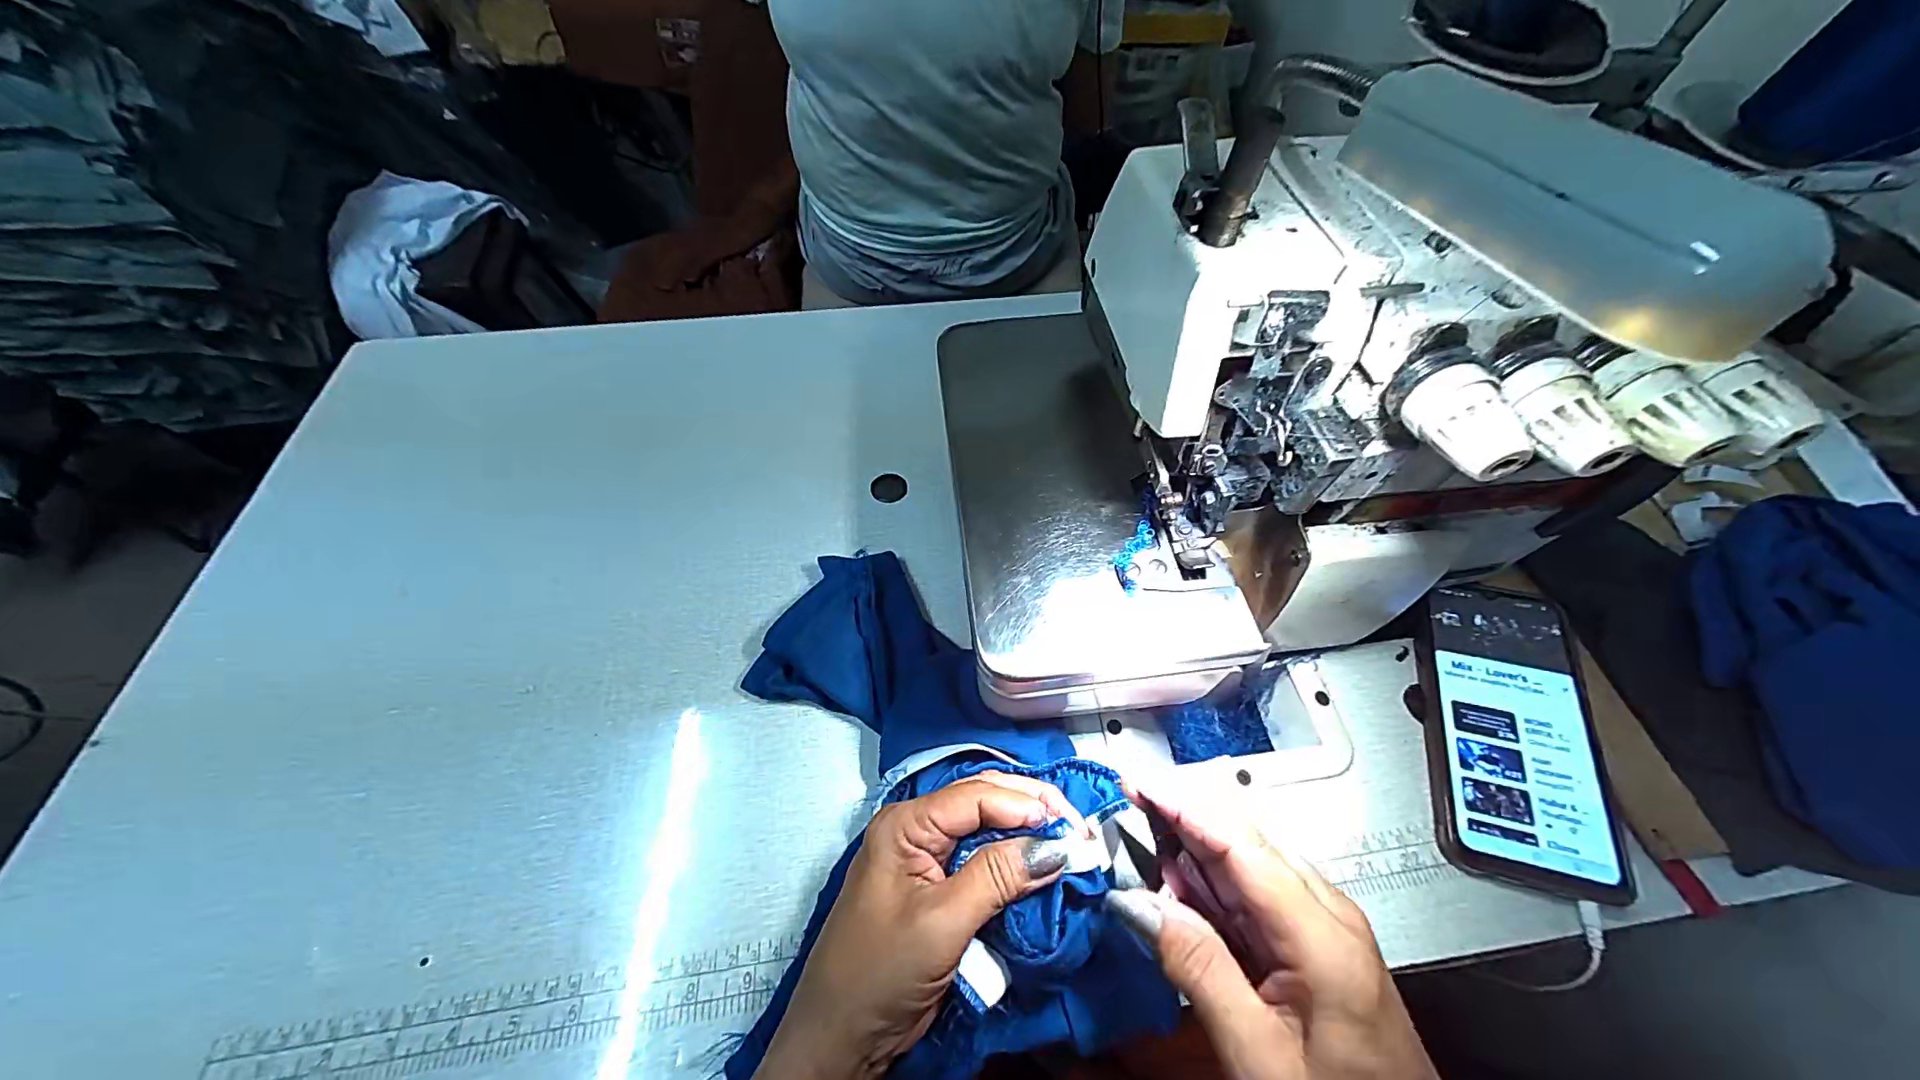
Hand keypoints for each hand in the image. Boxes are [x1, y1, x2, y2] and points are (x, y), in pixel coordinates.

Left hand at [755, 773, 1083, 1079]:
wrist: (841, 1036)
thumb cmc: (880, 972)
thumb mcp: (941, 922)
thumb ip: (995, 878)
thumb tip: (1053, 847)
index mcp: (906, 824)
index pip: (973, 796)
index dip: (1022, 804)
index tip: (1067, 825)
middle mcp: (917, 829)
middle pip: (981, 801)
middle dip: (1028, 808)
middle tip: (1075, 825)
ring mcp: (927, 856)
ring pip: (985, 828)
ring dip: (1025, 833)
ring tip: (1066, 838)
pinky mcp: (938, 885)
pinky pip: (982, 859)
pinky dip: (1013, 860)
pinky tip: (1039, 862)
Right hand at [1107, 780, 1436, 1079]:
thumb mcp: (1259, 1054)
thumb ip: (1198, 970)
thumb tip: (1138, 904)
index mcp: (1323, 937)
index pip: (1241, 845)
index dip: (1184, 808)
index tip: (1138, 786)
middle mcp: (1327, 913)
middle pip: (1240, 844)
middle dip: (1178, 826)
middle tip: (1124, 821)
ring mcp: (1322, 922)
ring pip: (1242, 864)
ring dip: (1188, 856)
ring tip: (1139, 857)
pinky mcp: (1311, 937)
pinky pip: (1250, 892)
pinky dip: (1207, 886)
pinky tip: (1179, 894)